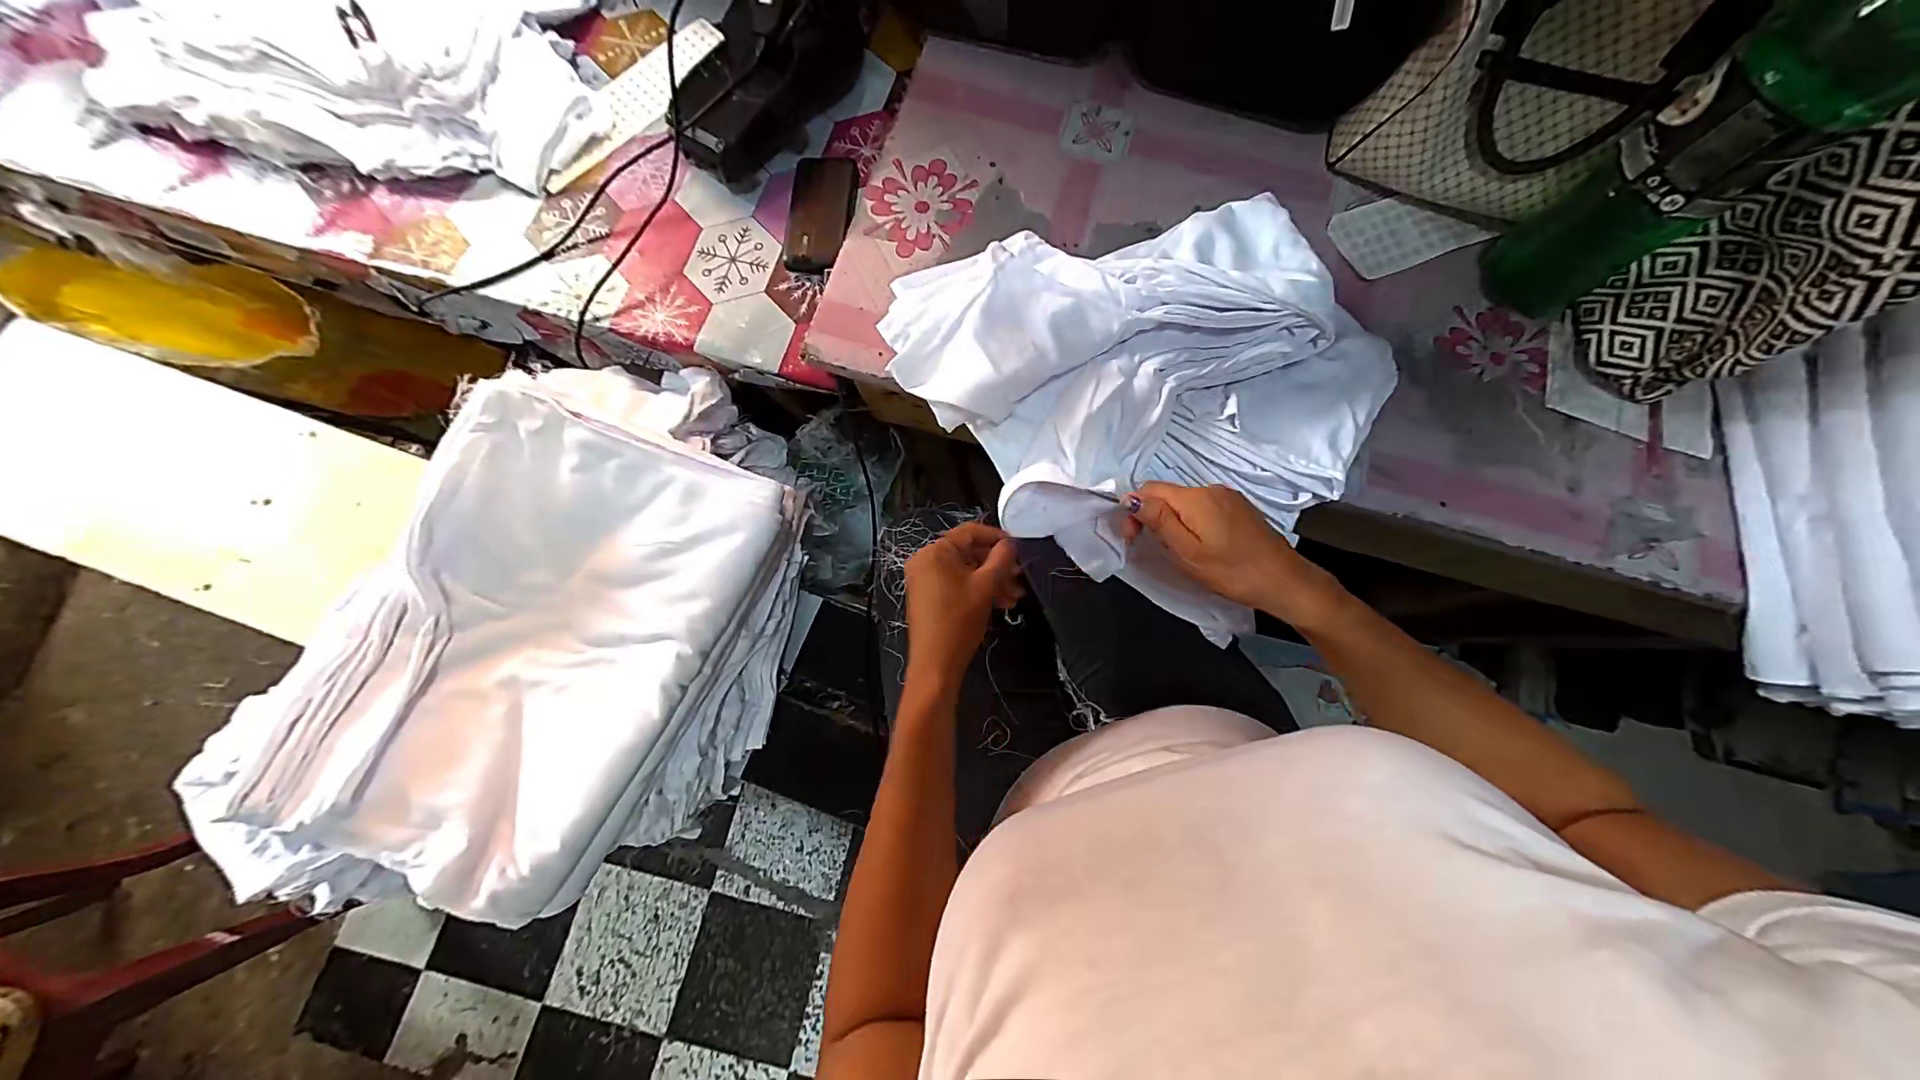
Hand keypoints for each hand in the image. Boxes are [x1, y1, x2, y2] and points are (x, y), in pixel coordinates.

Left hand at [904, 522, 1024, 687]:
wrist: (936, 663)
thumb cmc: (959, 620)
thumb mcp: (985, 586)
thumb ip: (1001, 559)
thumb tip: (1010, 544)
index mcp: (935, 551)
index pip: (970, 532)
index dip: (997, 537)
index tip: (1019, 548)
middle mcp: (925, 560)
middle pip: (968, 553)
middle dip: (997, 565)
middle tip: (1020, 577)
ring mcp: (925, 579)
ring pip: (965, 571)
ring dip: (991, 580)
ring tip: (1014, 596)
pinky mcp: (928, 596)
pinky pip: (957, 584)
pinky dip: (977, 589)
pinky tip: (1000, 603)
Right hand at [1123, 482, 1344, 627]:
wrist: (1284, 581)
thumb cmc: (1232, 572)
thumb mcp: (1187, 551)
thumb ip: (1158, 521)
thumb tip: (1131, 498)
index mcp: (1195, 498)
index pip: (1149, 490)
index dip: (1133, 510)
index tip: (1132, 538)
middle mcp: (1211, 489)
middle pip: (1166, 493)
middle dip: (1150, 514)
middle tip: (1153, 546)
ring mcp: (1227, 496)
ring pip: (1183, 501)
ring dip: (1170, 519)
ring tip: (1177, 548)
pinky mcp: (1238, 507)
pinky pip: (1202, 506)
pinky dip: (1190, 520)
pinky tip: (1198, 542)